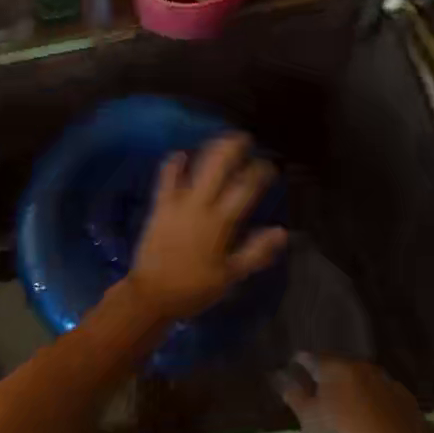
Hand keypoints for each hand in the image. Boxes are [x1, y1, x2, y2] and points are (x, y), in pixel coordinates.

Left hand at [121, 134, 287, 322]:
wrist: (151, 294)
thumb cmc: (194, 288)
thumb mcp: (231, 276)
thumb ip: (256, 252)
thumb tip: (282, 232)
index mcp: (220, 223)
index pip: (245, 190)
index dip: (259, 173)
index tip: (269, 166)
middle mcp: (199, 207)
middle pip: (218, 169)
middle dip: (233, 150)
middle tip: (245, 139)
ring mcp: (176, 204)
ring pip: (195, 169)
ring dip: (208, 152)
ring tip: (221, 139)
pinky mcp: (159, 207)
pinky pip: (165, 181)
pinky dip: (172, 166)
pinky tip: (179, 154)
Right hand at [277, 353, 433, 432]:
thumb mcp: (310, 420)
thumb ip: (294, 395)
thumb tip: (281, 377)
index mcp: (334, 367)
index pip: (310, 357)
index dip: (299, 363)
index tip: (293, 370)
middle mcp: (361, 366)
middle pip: (338, 365)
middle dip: (326, 375)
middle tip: (318, 391)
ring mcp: (386, 381)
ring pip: (361, 378)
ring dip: (351, 386)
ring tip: (345, 405)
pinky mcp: (406, 399)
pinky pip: (381, 393)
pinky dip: (372, 400)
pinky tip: (371, 418)